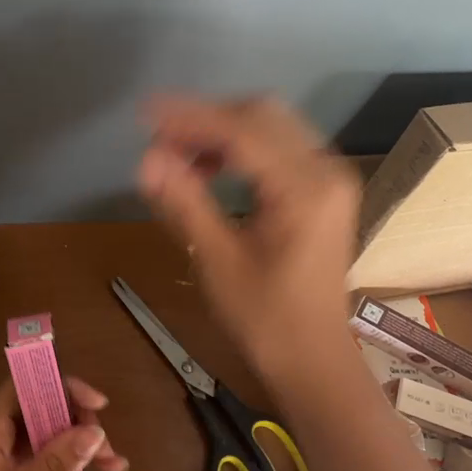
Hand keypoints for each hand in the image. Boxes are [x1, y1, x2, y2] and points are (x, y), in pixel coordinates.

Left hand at [0, 378, 125, 470]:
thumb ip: (52, 468)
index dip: (61, 385)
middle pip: (36, 407)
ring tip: (114, 467)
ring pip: (39, 434)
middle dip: (77, 420)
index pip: (24, 385)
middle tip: (109, 451)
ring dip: (75, 444)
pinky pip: (33, 458)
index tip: (98, 406)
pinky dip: (61, 465)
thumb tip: (93, 430)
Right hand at [138, 94, 361, 382]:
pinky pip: (276, 147)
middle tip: (157, 140)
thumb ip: (183, 202)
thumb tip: (145, 159)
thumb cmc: (264, 318)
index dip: (190, 117)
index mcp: (305, 188)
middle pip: (260, 115)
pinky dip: (237, 148)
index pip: (243, 131)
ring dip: (219, 132)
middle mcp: (325, 170)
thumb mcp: (217, 260)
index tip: (144, 113)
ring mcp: (328, 177)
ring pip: (268, 126)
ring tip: (175, 157)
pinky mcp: (321, 189)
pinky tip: (206, 169)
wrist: (312, 357)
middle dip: (204, 119)